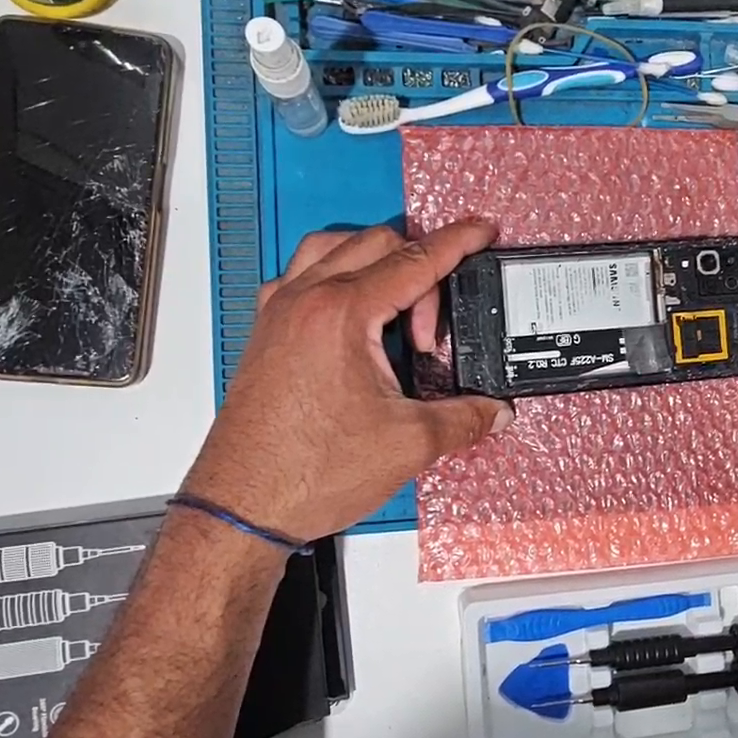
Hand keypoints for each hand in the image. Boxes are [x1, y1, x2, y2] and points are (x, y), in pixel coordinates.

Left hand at [183, 220, 513, 542]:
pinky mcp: (267, 334)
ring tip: (399, 311)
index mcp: (343, 314)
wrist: (243, 506)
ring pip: (334, 248)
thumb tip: (494, 410)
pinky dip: (337, 279)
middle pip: (379, 246)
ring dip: (375, 264)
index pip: (416, 261)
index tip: (481, 230)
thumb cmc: (305, 472)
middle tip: (437, 330)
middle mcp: (305, 301)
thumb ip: (464, 418)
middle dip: (422, 273)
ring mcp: (279, 313)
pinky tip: (356, 320)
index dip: (459, 243)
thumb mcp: (409, 444)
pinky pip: (302, 276)